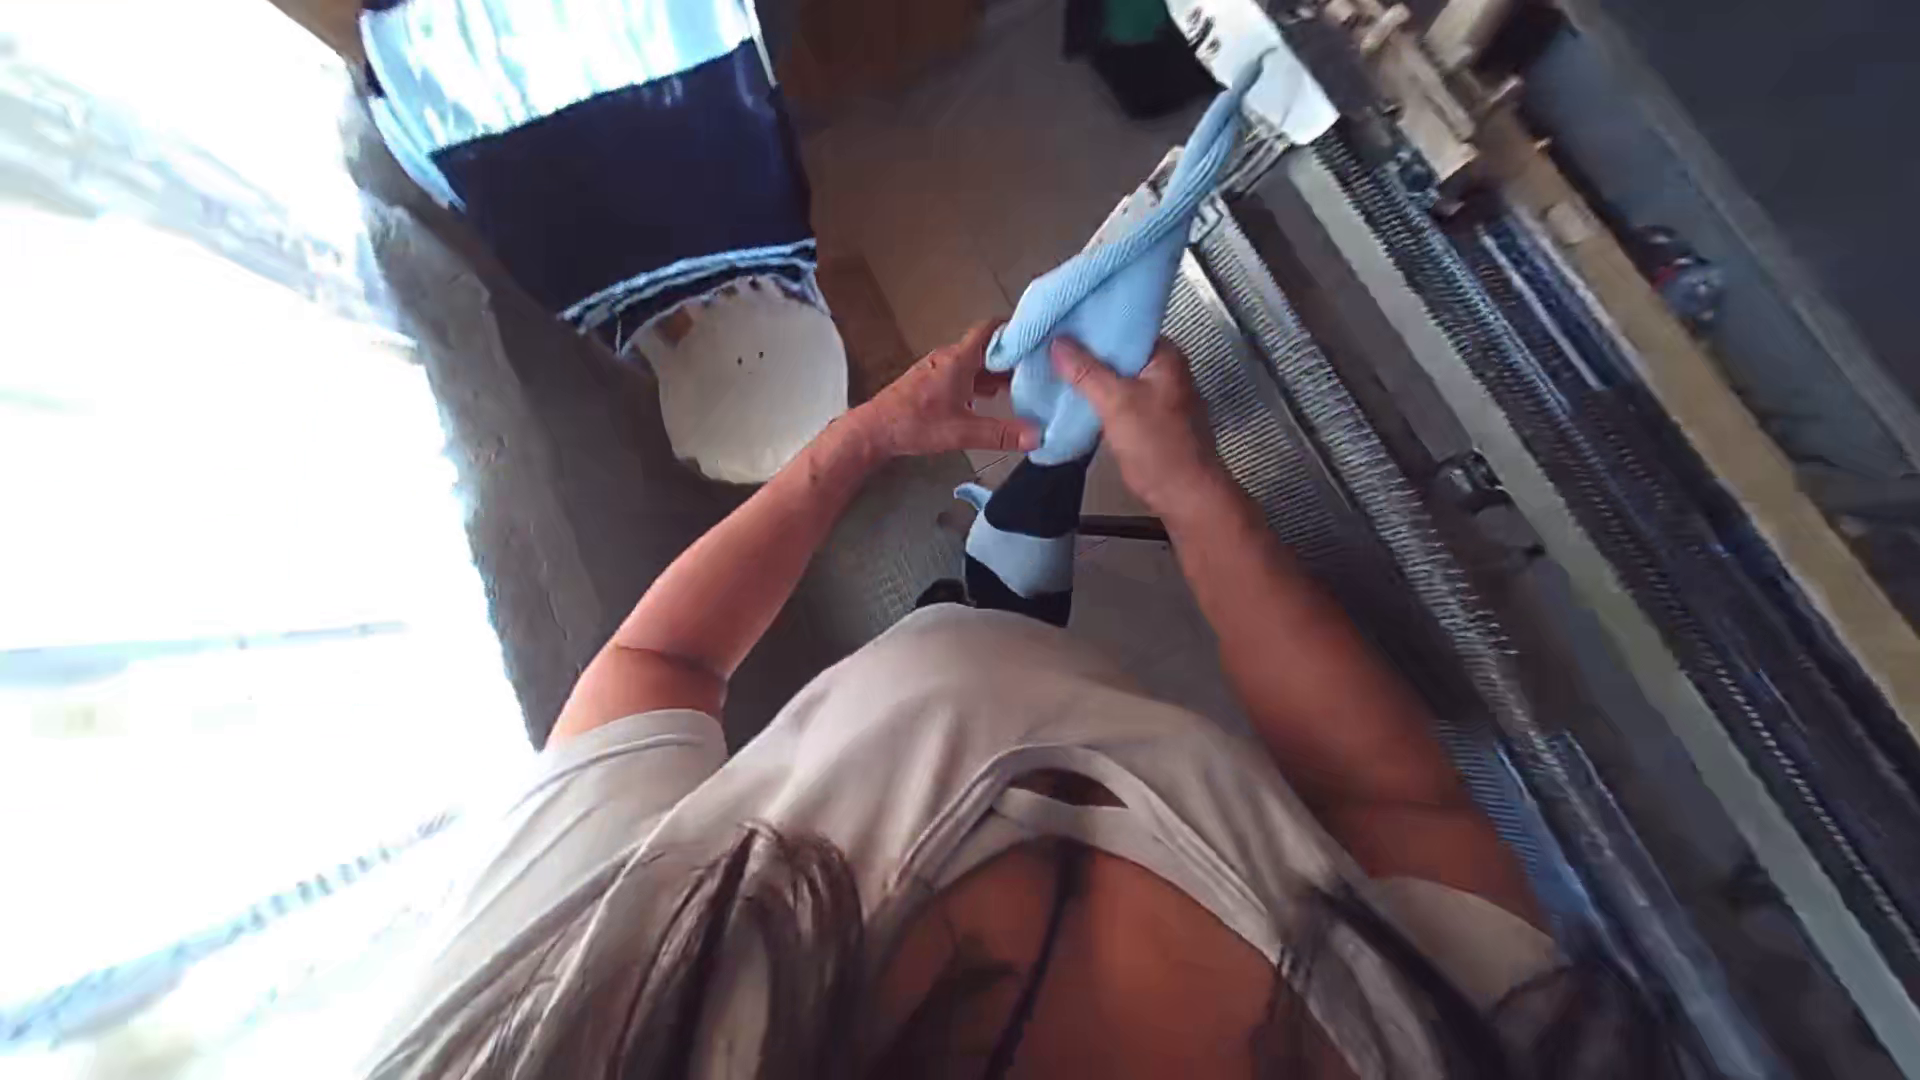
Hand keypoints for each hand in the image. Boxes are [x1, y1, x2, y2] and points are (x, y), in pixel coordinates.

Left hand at [851, 321, 1039, 458]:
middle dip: (1011, 357)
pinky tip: (987, 400)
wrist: (874, 430)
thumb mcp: (962, 432)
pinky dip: (978, 383)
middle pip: (986, 348)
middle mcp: (948, 358)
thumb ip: (1001, 433)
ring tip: (1018, 385)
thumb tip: (1034, 436)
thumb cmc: (911, 424)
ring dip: (994, 372)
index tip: (1036, 336)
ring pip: (973, 363)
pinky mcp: (930, 382)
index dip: (1015, 329)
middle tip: (1035, 367)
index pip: (991, 329)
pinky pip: (961, 375)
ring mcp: (937, 369)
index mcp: (958, 360)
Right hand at [1051, 336, 1231, 519]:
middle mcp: (1163, 371)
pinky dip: (1096, 400)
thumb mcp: (1117, 402)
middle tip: (1051, 348)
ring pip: (1115, 378)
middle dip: (1085, 353)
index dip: (1092, 325)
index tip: (1061, 324)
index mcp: (1164, 356)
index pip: (1124, 326)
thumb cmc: (1161, 448)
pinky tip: (1073, 401)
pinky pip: (1116, 400)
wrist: (1183, 494)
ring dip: (1089, 378)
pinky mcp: (1146, 420)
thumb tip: (1059, 344)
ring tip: (1056, 371)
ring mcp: (1155, 396)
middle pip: (1117, 352)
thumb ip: (1086, 371)